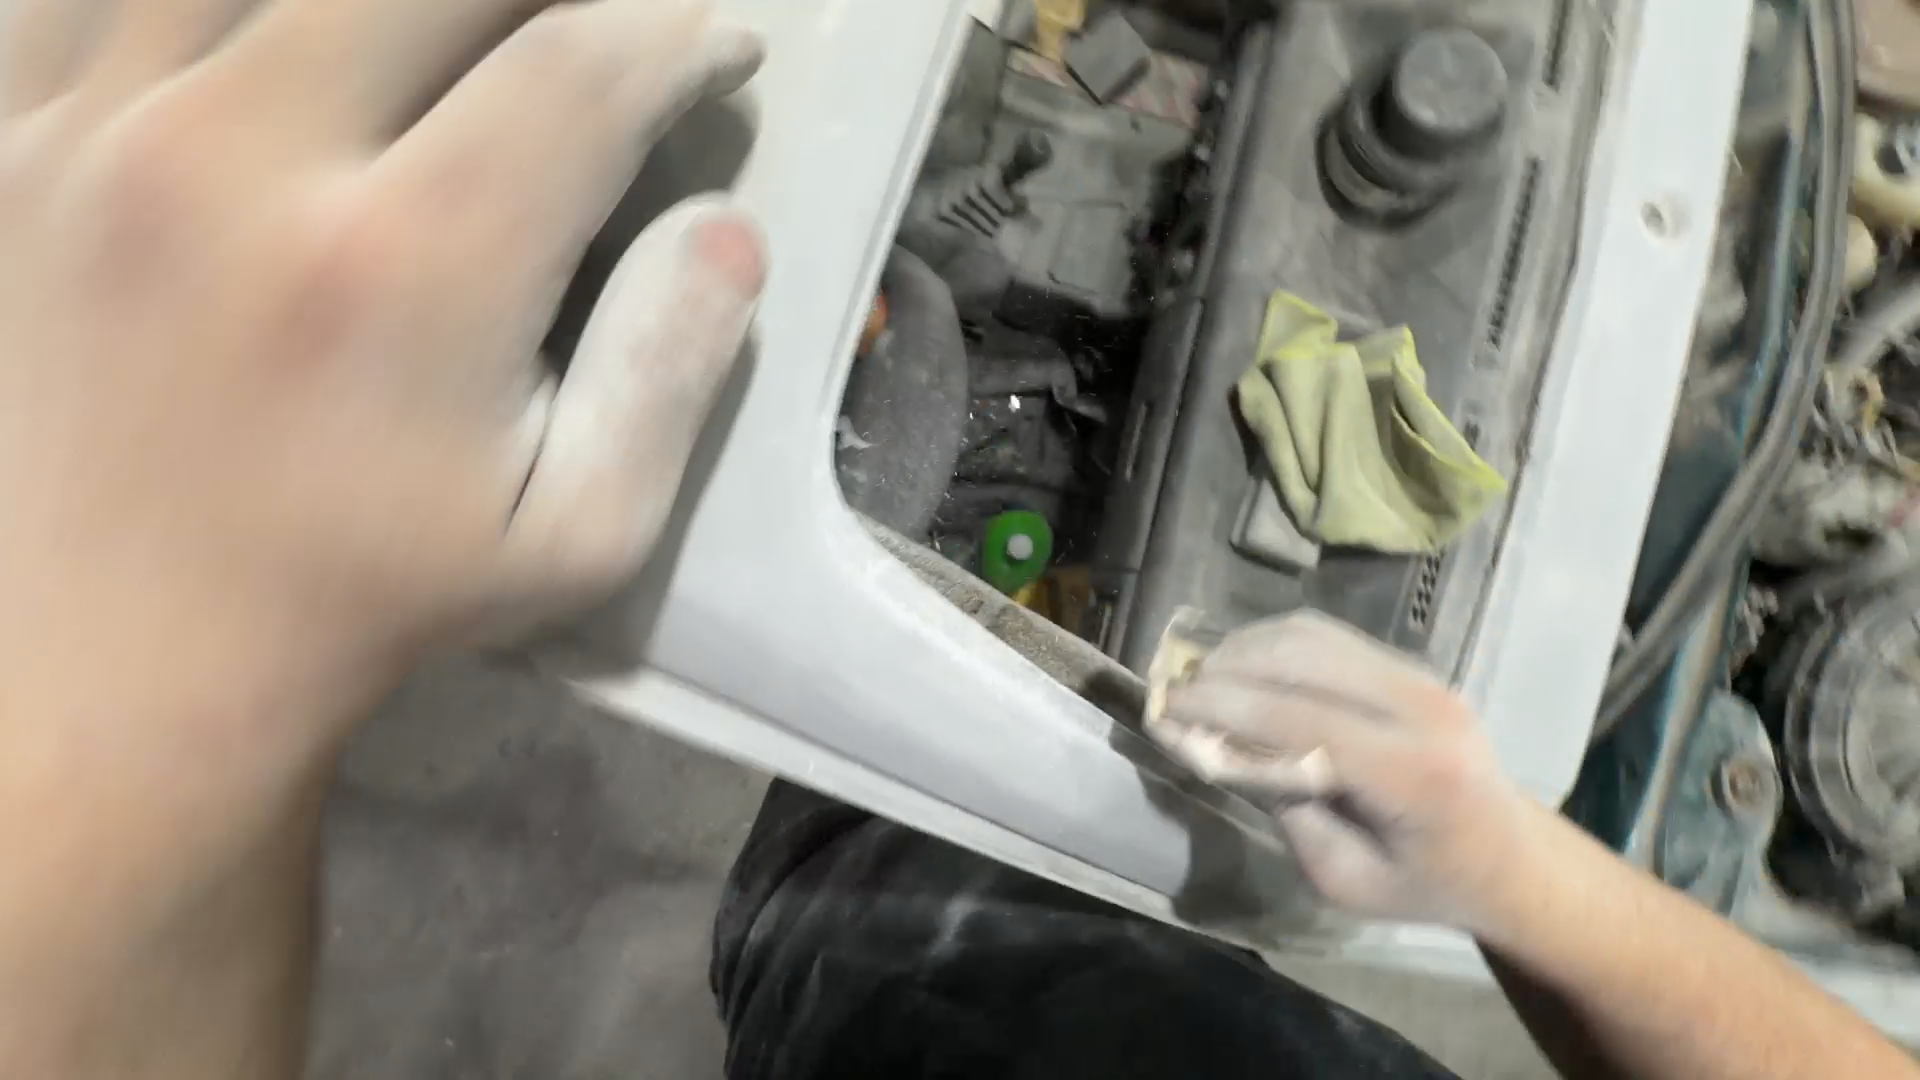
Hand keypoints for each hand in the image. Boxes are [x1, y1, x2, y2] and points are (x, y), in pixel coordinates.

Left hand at [0, 0, 764, 731]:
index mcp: (412, 270)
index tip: (724, 47)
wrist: (125, 649)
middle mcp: (240, 156)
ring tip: (488, 24)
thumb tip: (728, 237)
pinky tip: (316, 47)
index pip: (579, 76)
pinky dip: (247, 1)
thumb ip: (668, 374)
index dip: (675, 39)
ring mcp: (90, 125)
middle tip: (618, 18)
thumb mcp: (587, 528)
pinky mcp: (5, 132)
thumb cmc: (394, 592)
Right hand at [1150, 613, 1543, 930]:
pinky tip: (1240, 663)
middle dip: (1222, 671)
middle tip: (1173, 689)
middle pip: (1297, 662)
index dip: (1222, 707)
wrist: (1510, 854)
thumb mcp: (1344, 879)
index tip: (1166, 708)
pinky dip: (1268, 641)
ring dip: (1241, 649)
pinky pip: (1322, 634)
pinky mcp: (1407, 662)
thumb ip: (1287, 811)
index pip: (1298, 719)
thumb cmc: (1425, 882)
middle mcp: (1422, 707)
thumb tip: (1223, 746)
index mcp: (1415, 774)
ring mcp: (1419, 674)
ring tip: (1200, 676)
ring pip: (1305, 636)